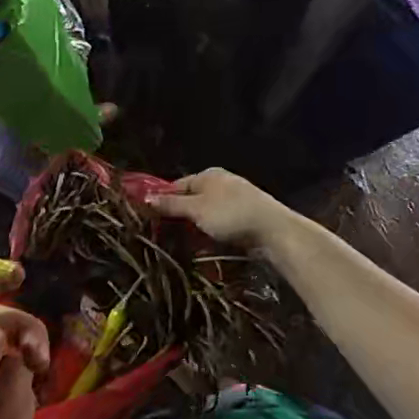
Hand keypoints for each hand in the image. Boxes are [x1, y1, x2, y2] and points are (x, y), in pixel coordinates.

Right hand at [146, 168, 293, 248]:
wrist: (272, 230)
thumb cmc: (230, 214)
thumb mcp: (196, 209)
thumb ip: (172, 204)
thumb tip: (146, 197)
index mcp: (208, 174)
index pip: (177, 185)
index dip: (163, 199)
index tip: (149, 216)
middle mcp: (221, 183)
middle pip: (192, 199)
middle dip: (179, 215)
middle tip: (164, 233)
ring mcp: (234, 200)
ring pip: (206, 213)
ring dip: (195, 226)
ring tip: (182, 242)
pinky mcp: (243, 217)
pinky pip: (219, 223)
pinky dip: (210, 232)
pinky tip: (205, 244)